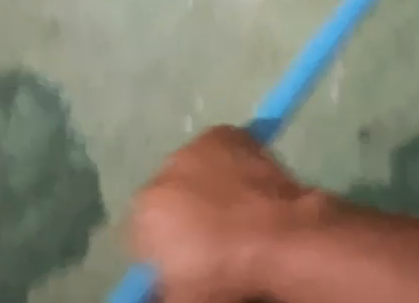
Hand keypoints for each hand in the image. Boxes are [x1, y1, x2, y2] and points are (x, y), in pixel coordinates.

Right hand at [128, 127, 318, 302]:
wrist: (278, 234)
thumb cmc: (225, 270)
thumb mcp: (182, 294)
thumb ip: (163, 284)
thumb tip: (165, 282)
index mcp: (144, 210)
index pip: (140, 230)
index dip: (160, 248)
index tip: (182, 259)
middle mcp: (164, 170)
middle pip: (165, 195)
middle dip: (180, 212)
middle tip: (208, 233)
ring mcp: (198, 146)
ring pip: (190, 169)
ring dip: (201, 184)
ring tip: (230, 207)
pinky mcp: (227, 133)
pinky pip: (217, 150)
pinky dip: (225, 163)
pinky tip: (243, 185)